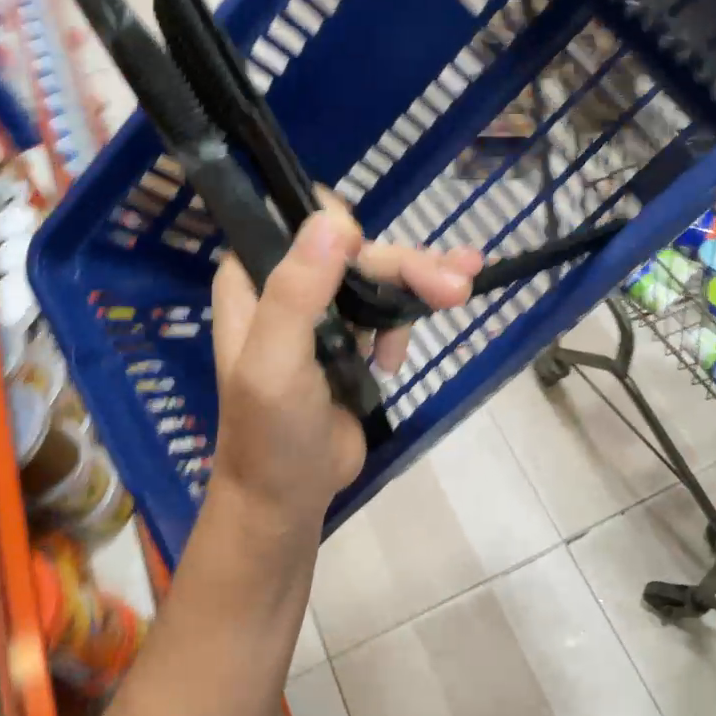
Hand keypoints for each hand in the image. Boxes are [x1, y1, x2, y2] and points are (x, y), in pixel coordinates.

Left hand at [208, 203, 481, 542]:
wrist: (288, 496)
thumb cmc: (270, 433)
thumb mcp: (275, 364)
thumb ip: (296, 293)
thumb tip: (334, 219)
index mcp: (253, 281)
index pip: (298, 223)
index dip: (340, 229)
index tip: (368, 255)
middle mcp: (287, 286)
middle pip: (355, 251)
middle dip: (405, 265)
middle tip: (456, 288)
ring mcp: (324, 314)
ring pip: (380, 277)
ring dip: (422, 285)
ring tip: (462, 294)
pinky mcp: (354, 342)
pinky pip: (390, 310)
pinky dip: (411, 317)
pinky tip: (399, 359)